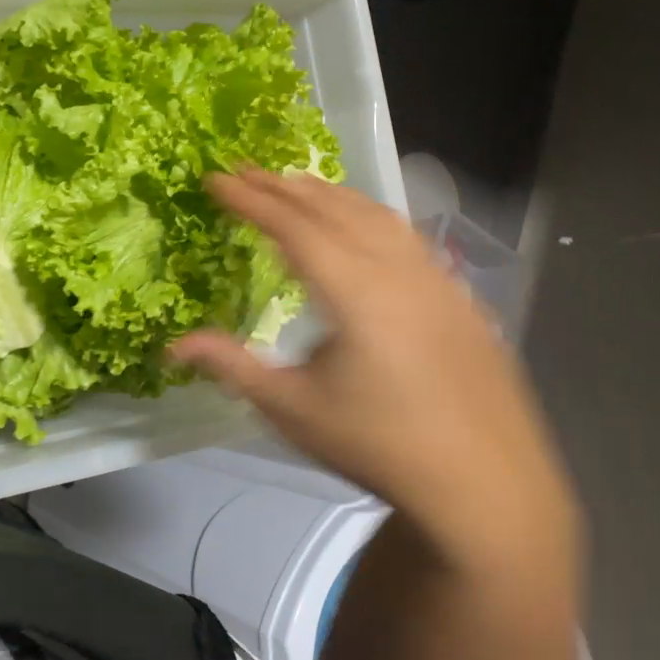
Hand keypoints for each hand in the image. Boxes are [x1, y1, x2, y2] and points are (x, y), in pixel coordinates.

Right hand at [169, 171, 578, 572]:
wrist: (486, 487)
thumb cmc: (377, 445)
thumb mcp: (290, 408)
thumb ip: (231, 365)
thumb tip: (173, 345)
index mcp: (354, 291)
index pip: (292, 226)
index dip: (249, 200)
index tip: (215, 179)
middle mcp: (398, 271)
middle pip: (334, 209)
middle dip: (284, 186)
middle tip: (245, 171)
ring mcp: (437, 281)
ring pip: (377, 215)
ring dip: (330, 194)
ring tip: (294, 185)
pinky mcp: (460, 299)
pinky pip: (407, 235)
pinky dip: (370, 215)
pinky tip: (362, 226)